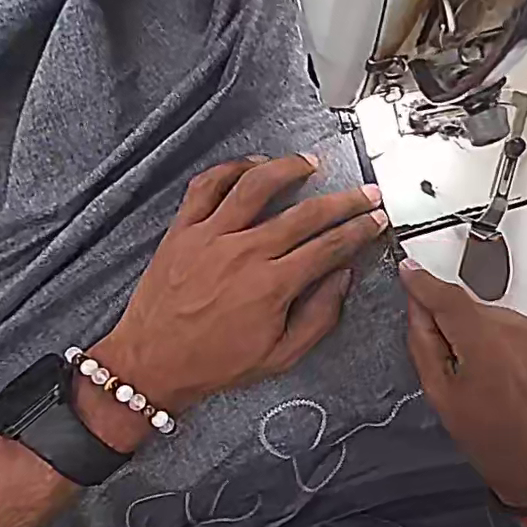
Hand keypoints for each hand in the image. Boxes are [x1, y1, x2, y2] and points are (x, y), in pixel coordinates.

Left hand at [78, 153, 388, 451]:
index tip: (373, 220)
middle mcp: (244, 253)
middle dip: (344, 200)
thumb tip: (342, 279)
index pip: (329, 246)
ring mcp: (211, 236)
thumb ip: (319, 316)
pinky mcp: (184, 229)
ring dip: (290, 168)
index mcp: (271, 286)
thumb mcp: (280, 356)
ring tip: (311, 163)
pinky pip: (208, 185)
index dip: (359, 230)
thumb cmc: (212, 362)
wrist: (153, 362)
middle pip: (306, 213)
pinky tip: (251, 165)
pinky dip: (232, 168)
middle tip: (362, 193)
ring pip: (257, 185)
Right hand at [400, 260, 526, 507]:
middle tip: (457, 359)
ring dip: (487, 333)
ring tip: (492, 374)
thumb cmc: (494, 441)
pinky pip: (523, 325)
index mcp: (487, 351)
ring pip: (498, 315)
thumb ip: (423, 340)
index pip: (449, 298)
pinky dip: (512, 340)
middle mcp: (523, 337)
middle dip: (458, 324)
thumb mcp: (439, 394)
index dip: (424, 283)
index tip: (410, 271)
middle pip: (473, 307)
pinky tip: (513, 371)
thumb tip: (417, 305)